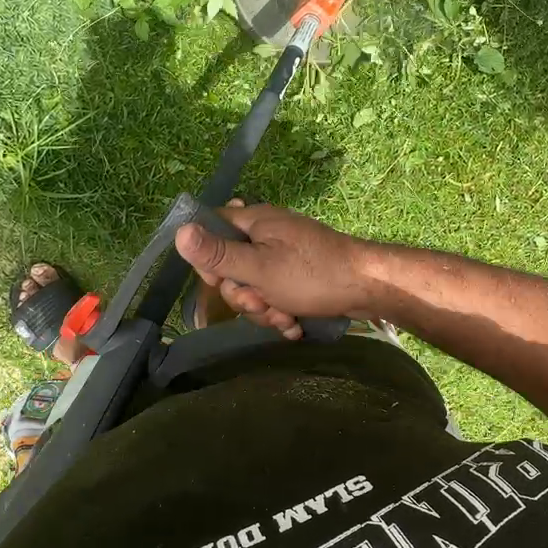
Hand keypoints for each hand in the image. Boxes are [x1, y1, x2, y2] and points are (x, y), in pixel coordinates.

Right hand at [174, 202, 380, 337]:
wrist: (368, 288)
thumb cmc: (311, 274)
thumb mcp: (259, 268)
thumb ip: (218, 254)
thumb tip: (179, 230)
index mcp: (256, 222)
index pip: (213, 232)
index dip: (211, 262)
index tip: (224, 282)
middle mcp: (270, 234)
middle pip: (234, 267)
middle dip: (246, 295)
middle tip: (263, 304)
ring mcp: (287, 255)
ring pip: (256, 287)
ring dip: (266, 309)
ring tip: (286, 318)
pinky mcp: (302, 275)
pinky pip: (278, 294)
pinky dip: (283, 312)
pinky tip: (295, 326)